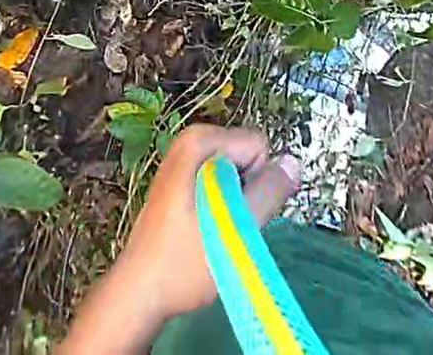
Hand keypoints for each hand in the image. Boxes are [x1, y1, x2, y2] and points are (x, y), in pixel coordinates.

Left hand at [62, 125, 300, 352]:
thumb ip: (269, 191)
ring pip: (238, 173)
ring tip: (211, 230)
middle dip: (245, 192)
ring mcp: (186, 156)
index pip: (259, 147)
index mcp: (200, 139)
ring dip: (234, 202)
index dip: (255, 184)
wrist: (138, 294)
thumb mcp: (235, 229)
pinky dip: (220, 204)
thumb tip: (294, 161)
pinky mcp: (184, 176)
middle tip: (223, 225)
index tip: (231, 213)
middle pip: (248, 157)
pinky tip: (202, 228)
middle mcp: (192, 138)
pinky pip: (222, 182)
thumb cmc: (183, 262)